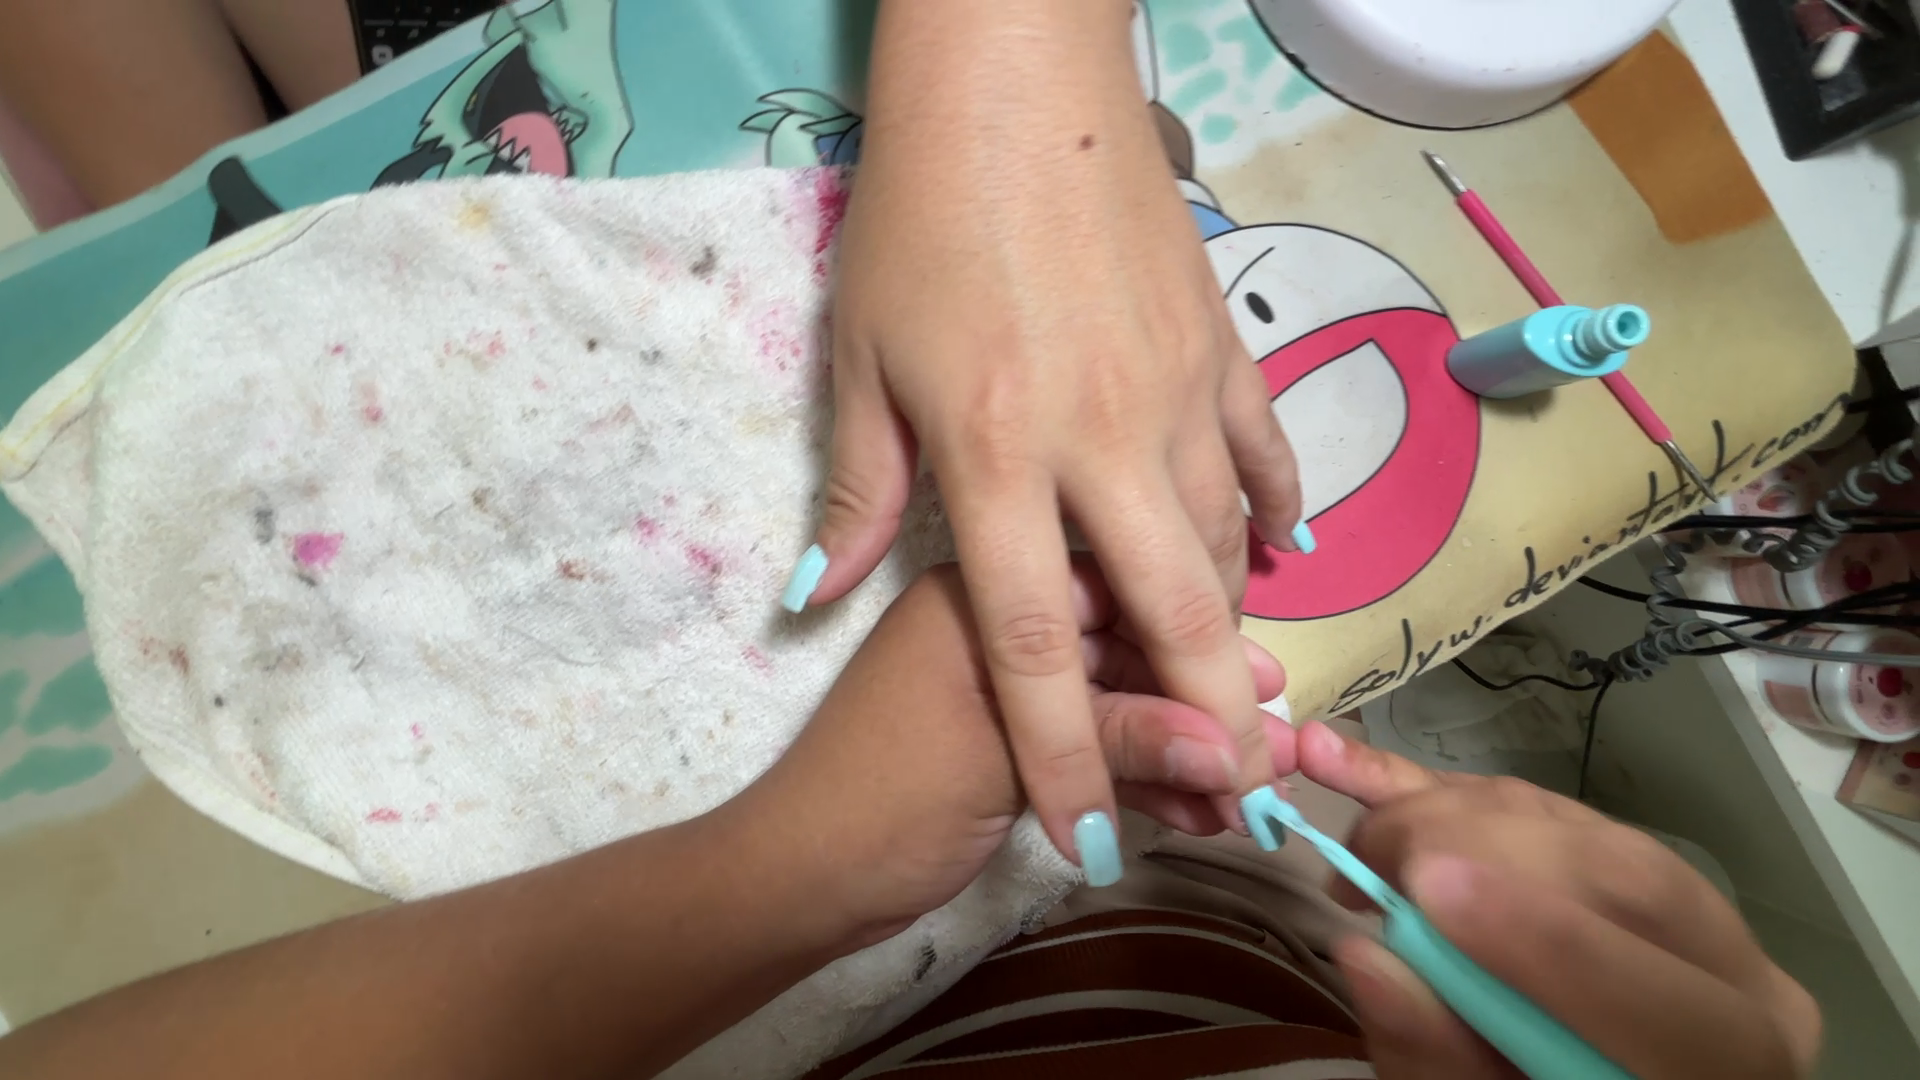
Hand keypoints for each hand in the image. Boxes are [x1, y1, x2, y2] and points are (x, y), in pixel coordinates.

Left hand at [741, 562, 1293, 950]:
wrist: (802, 871)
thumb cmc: (877, 798)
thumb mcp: (1001, 761)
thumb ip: (1116, 741)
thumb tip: (1229, 747)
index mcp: (975, 587)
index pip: (1103, 588)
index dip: (1185, 637)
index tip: (1256, 687)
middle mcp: (998, 609)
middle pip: (1122, 642)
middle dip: (1199, 700)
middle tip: (1273, 744)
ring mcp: (1004, 665)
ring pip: (1114, 690)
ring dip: (1180, 744)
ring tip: (1254, 788)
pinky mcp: (1009, 715)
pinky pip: (1090, 727)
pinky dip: (1139, 766)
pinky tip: (1199, 800)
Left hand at [788, 0, 1302, 869]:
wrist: (1015, 91)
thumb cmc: (921, 226)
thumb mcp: (862, 362)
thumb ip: (858, 493)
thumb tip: (818, 594)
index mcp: (998, 454)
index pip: (1031, 642)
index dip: (1060, 753)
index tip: (1087, 838)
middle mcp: (1101, 441)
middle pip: (1169, 611)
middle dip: (1201, 718)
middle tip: (1221, 790)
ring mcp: (1177, 393)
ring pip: (1225, 541)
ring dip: (1226, 619)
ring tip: (1223, 677)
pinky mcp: (1222, 346)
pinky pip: (1265, 452)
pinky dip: (1274, 513)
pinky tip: (1275, 553)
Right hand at [1294, 722, 1820, 1078]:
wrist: (1541, 1053)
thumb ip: (1435, 1060)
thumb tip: (1365, 958)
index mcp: (1718, 1074)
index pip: (1682, 1012)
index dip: (1552, 943)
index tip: (1424, 889)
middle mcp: (1723, 970)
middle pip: (1624, 878)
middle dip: (1475, 849)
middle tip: (1369, 859)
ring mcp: (1660, 887)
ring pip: (1560, 818)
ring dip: (1435, 811)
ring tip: (1358, 843)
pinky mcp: (1581, 836)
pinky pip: (1502, 794)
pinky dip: (1409, 778)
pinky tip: (1336, 756)